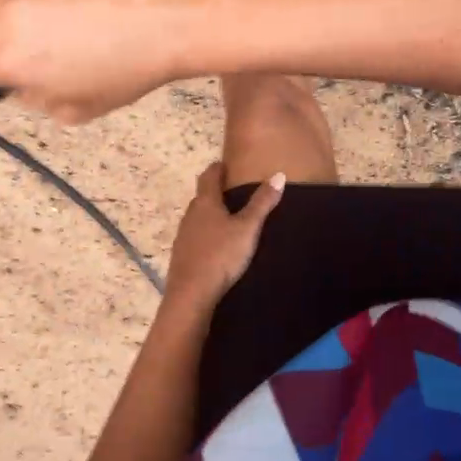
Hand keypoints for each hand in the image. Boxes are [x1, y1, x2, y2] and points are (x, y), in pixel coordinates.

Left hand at [166, 163, 283, 305]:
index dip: (219, 168)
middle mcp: (191, 214)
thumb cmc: (221, 255)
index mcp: (205, 202)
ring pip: (198, 216)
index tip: (229, 165)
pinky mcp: (182, 255)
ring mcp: (183, 235)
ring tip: (229, 219)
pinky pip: (195, 236)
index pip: (209, 175)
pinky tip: (217, 246)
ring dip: (211, 214)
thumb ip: (262, 203)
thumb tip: (279, 175)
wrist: (191, 295)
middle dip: (216, 191)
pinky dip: (206, 234)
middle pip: (202, 195)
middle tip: (235, 191)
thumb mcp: (247, 228)